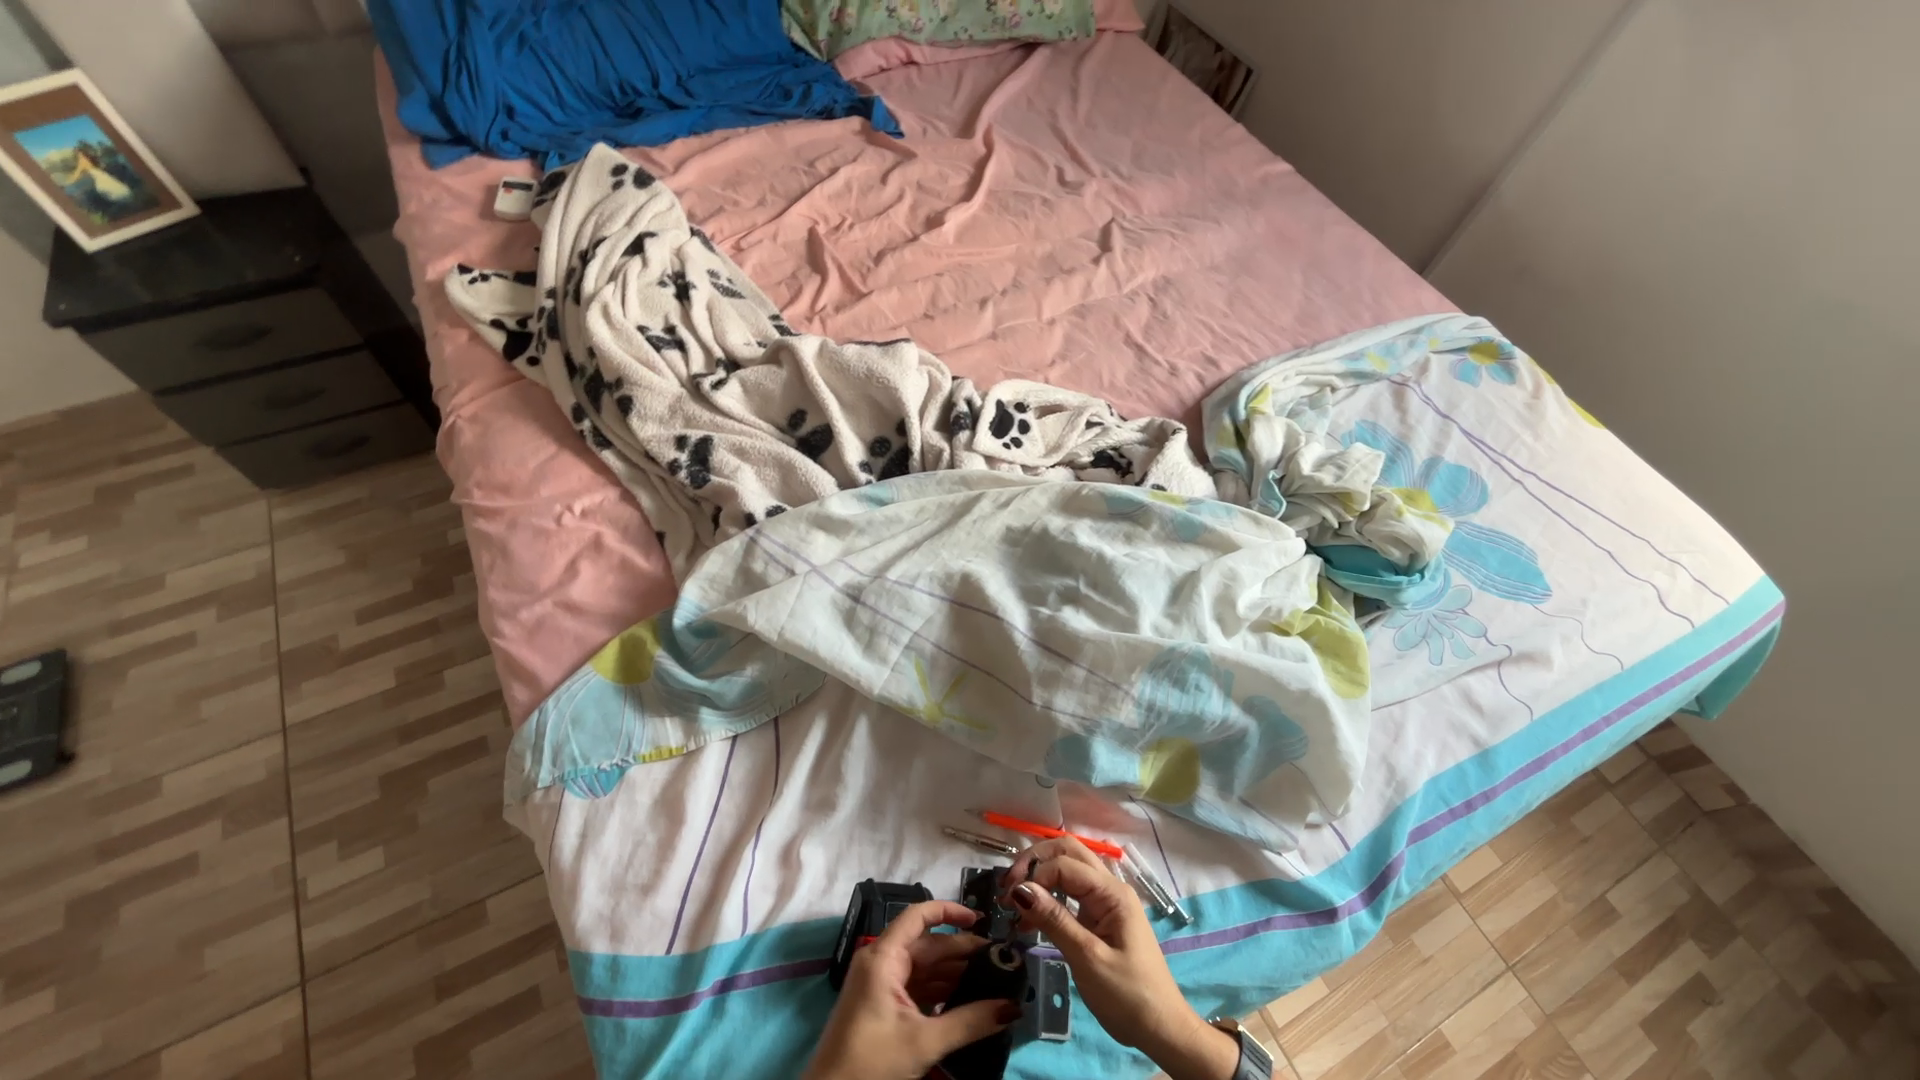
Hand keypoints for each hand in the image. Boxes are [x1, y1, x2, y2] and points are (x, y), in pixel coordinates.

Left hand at [802, 900, 1019, 1079]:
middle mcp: (881, 961)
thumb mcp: (924, 1041)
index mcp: (884, 957)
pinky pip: (918, 987)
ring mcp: (881, 984)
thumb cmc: (871, 1062)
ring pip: (925, 968)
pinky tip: (968, 1001)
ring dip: (955, 974)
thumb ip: (970, 1021)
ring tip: (992, 981)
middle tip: (1000, 961)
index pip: (919, 916)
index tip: (981, 920)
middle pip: (928, 945)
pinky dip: (942, 991)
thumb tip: (1013, 1007)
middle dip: (962, 951)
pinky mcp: (883, 1005)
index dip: (950, 911)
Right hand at [1005, 838, 1240, 1079]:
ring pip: (1067, 872)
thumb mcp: (1088, 958)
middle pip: (1068, 854)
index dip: (1034, 874)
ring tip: (1011, 902)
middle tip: (1006, 887)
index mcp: (1112, 893)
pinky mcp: (1098, 921)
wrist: (1161, 1029)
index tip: (1006, 899)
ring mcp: (1104, 904)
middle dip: (1034, 863)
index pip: (1064, 864)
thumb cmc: (1128, 995)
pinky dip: (1046, 900)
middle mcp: (1109, 889)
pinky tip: (1027, 920)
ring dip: (1039, 878)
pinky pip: (1069, 897)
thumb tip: (1019, 888)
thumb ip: (1054, 919)